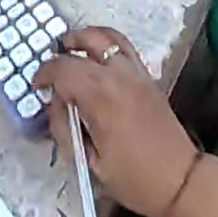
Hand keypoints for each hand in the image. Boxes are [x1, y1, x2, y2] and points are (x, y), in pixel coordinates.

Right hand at [32, 27, 201, 216]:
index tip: (38, 85)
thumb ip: (65, 128)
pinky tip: (97, 53)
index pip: (63, 69)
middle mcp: (117, 75)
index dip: (45, 73)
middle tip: (51, 70)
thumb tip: (55, 102)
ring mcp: (134, 71)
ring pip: (105, 36)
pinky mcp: (146, 74)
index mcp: (100, 97)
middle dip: (60, 55)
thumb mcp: (89, 163)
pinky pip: (123, 44)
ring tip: (70, 46)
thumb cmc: (133, 178)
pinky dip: (105, 40)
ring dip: (83, 36)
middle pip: (81, 47)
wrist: (179, 180)